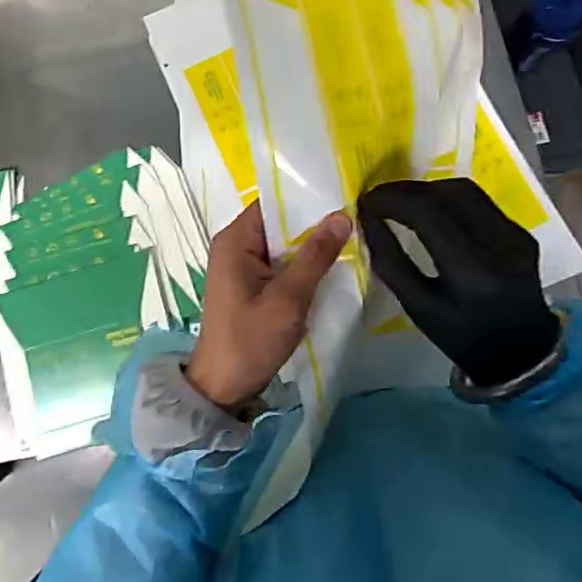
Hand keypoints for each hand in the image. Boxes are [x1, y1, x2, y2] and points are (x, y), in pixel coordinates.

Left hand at [187, 201, 351, 407]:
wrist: (223, 384)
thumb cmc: (251, 340)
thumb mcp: (288, 299)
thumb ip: (314, 256)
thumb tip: (341, 216)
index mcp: (235, 240)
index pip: (272, 204)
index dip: (305, 199)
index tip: (344, 196)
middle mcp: (235, 246)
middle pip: (278, 223)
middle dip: (313, 224)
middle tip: (358, 219)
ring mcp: (241, 266)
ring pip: (282, 245)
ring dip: (310, 247)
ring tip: (353, 240)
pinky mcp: (250, 285)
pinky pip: (279, 264)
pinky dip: (301, 266)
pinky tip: (330, 267)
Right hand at [357, 178, 558, 386]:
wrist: (520, 351)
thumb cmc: (459, 335)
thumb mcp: (416, 305)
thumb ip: (389, 259)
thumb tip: (367, 218)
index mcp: (471, 271)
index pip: (428, 213)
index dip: (392, 199)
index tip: (366, 202)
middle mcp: (499, 245)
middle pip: (448, 193)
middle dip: (406, 190)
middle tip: (379, 198)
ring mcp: (516, 235)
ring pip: (465, 191)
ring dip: (427, 190)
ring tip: (400, 201)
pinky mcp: (522, 232)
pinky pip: (479, 202)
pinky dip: (447, 199)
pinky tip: (429, 210)